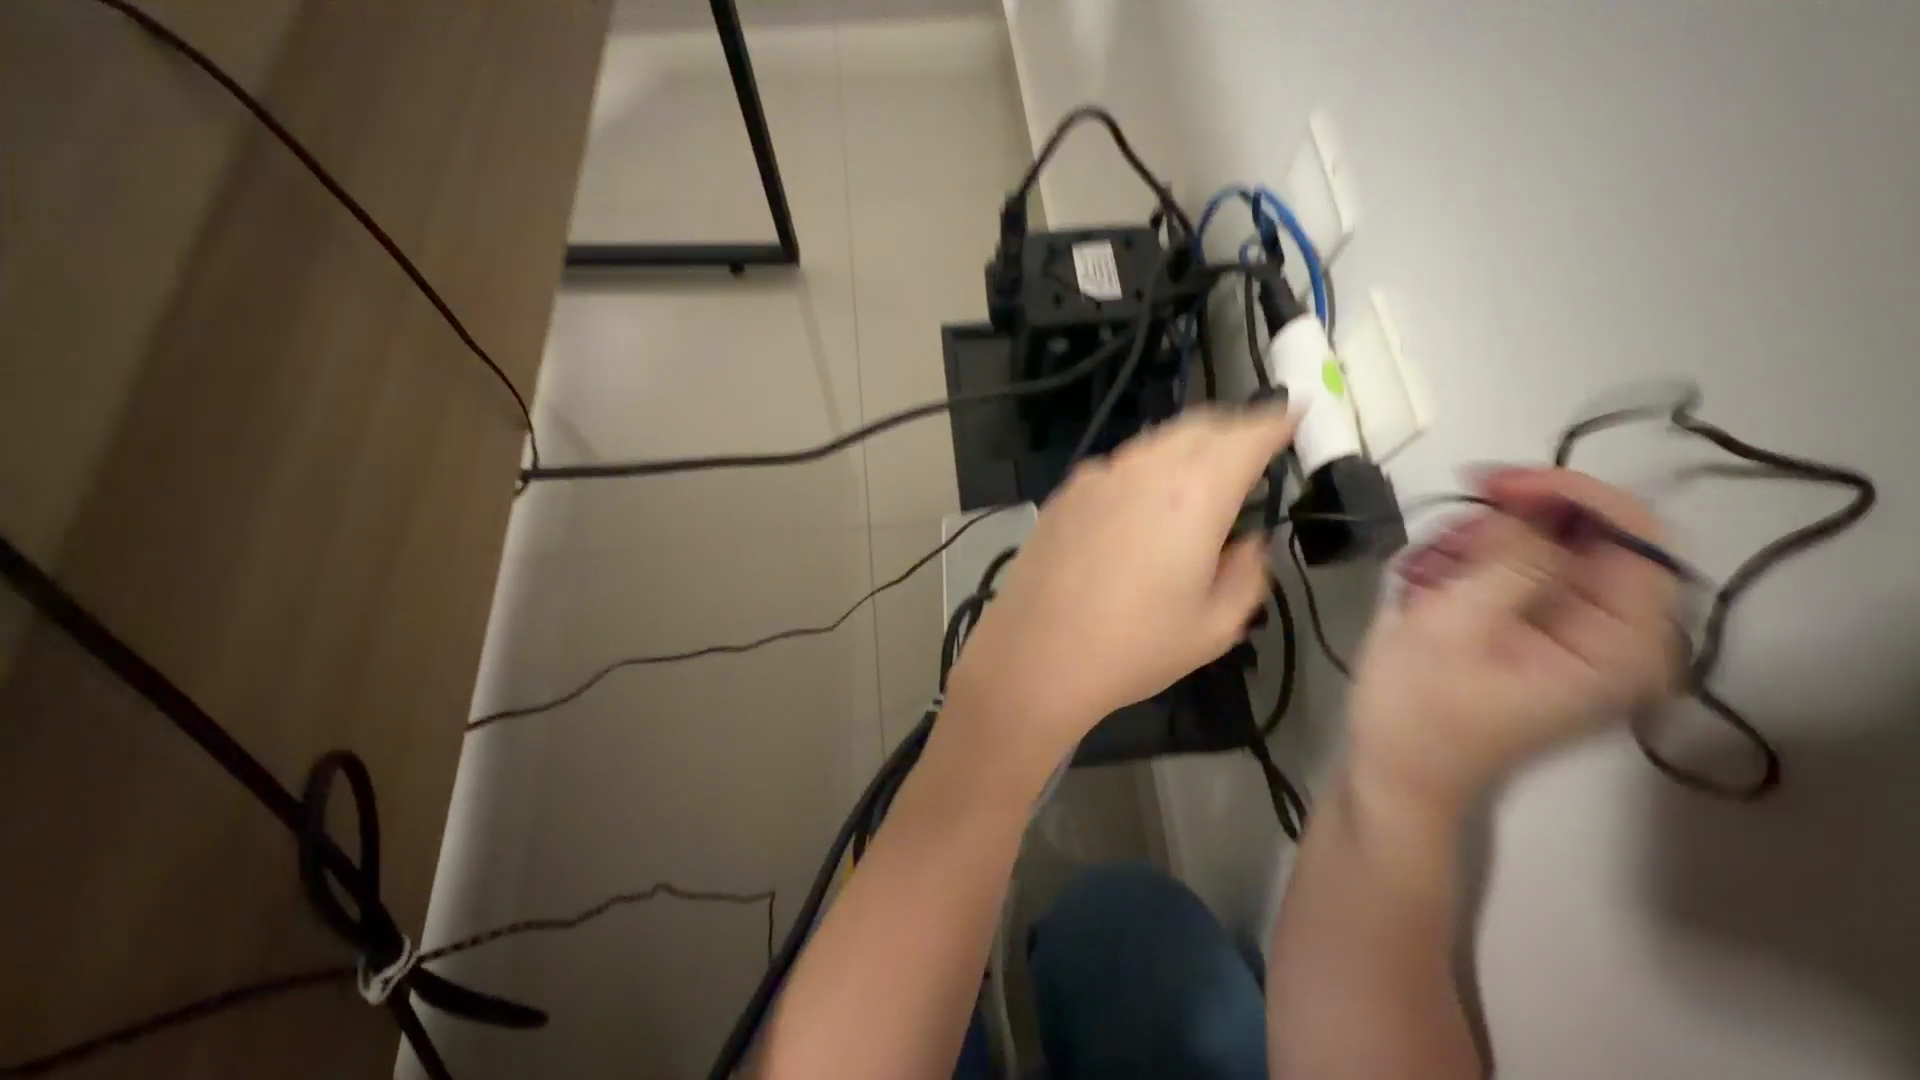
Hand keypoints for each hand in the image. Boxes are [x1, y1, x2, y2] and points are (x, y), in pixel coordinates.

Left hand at [944, 404, 1297, 770]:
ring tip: (1204, 472)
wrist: (1034, 658)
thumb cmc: (1134, 649)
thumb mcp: (1216, 626)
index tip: (1296, 413)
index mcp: (1194, 494)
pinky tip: (1145, 502)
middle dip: (1235, 427)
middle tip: (1256, 445)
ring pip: (1157, 441)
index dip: (1277, 421)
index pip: (1248, 436)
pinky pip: (1120, 464)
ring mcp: (1098, 476)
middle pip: (1201, 425)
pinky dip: (1147, 467)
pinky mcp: (1066, 492)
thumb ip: (1247, 572)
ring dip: (1190, 445)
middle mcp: (1145, 469)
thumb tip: (1247, 542)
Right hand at [1347, 468, 1679, 811]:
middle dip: (1507, 529)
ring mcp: (1577, 637)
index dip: (1570, 495)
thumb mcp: (1454, 626)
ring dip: (1478, 547)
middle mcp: (1618, 637)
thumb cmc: (1418, 710)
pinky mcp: (1541, 637)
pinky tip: (1429, 585)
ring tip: (1424, 574)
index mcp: (1622, 646)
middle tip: (1441, 546)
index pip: (1635, 536)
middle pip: (1585, 539)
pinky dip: (1471, 566)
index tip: (1495, 486)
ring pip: (1544, 550)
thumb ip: (1508, 561)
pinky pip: (1520, 573)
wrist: (1393, 774)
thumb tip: (1538, 507)